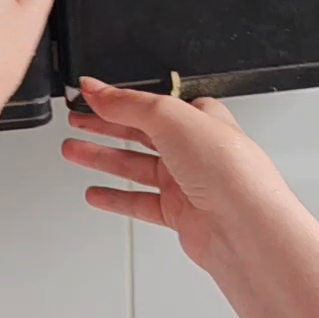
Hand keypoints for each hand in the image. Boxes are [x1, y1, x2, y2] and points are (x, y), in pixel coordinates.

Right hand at [60, 78, 294, 269]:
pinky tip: (96, 192)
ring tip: (73, 151)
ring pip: (135, 167)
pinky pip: (139, 202)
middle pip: (140, 133)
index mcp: (200, 118)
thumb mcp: (171, 118)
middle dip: (104, 126)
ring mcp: (186, 183)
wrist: (244, 228)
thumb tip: (96, 90)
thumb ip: (128, 104)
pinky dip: (115, 197)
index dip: (121, 99)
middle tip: (76, 120)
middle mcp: (195, 149)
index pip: (153, 103)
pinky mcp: (179, 213)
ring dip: (102, 158)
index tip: (90, 96)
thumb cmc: (230, 170)